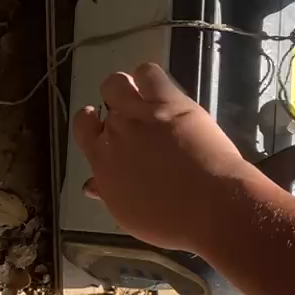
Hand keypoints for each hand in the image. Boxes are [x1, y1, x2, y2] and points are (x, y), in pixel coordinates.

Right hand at [69, 63, 271, 252]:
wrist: (211, 207)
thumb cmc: (169, 221)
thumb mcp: (129, 214)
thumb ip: (109, 192)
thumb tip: (92, 185)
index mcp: (102, 161)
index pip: (83, 129)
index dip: (90, 122)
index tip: (98, 124)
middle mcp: (116, 133)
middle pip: (103, 105)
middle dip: (112, 107)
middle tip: (128, 115)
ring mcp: (141, 115)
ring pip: (118, 83)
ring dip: (125, 86)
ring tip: (140, 95)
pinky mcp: (170, 103)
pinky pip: (149, 73)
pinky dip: (147, 76)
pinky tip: (157, 88)